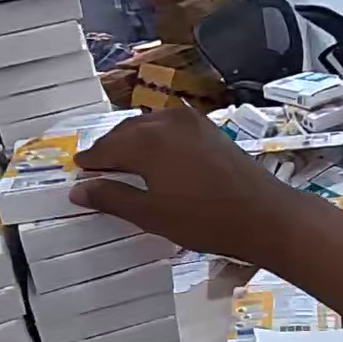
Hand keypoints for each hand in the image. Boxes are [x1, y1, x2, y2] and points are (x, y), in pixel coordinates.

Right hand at [68, 107, 301, 263]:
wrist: (264, 215)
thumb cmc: (203, 220)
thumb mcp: (151, 214)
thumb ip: (112, 198)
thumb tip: (78, 190)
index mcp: (146, 142)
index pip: (106, 148)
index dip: (91, 161)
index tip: (78, 169)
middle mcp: (165, 122)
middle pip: (125, 132)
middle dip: (109, 149)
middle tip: (97, 168)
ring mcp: (190, 122)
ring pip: (148, 126)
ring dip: (132, 141)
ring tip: (124, 163)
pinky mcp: (208, 128)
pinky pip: (169, 127)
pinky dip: (154, 139)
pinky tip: (156, 157)